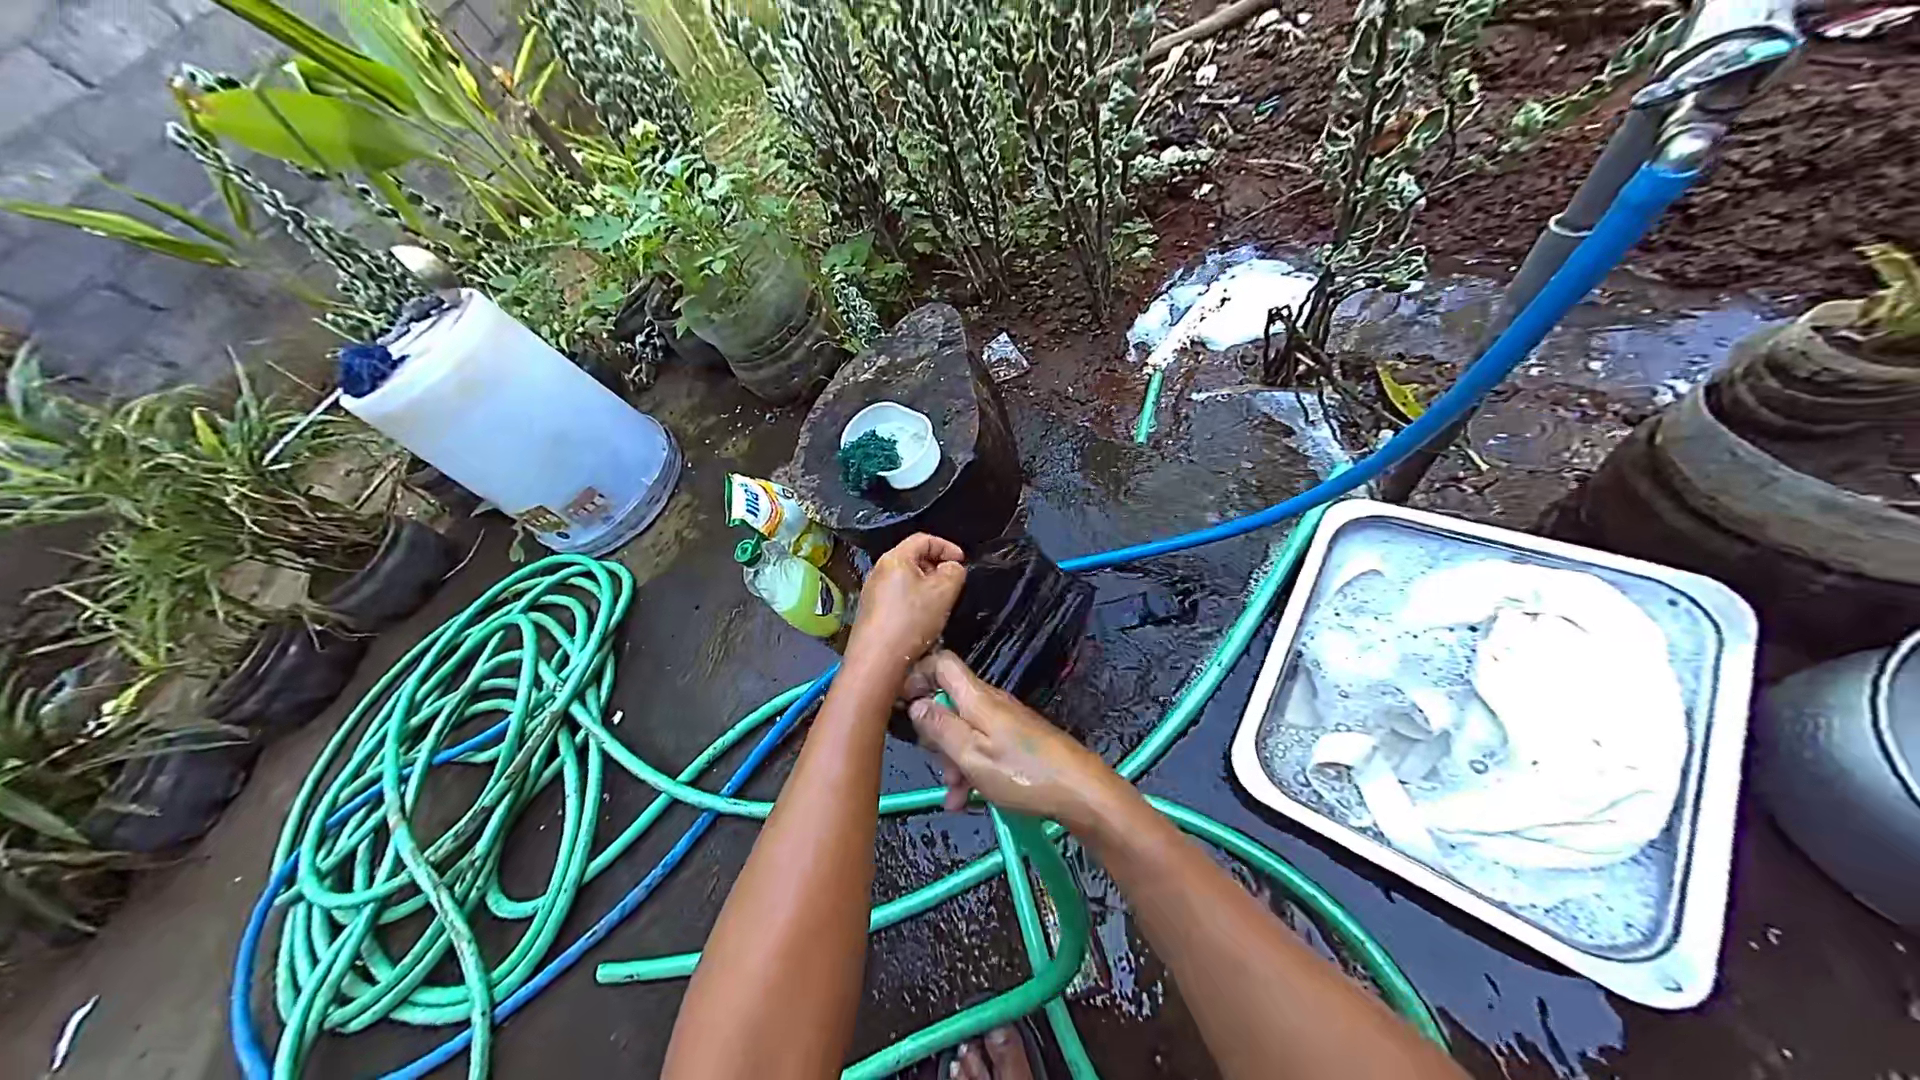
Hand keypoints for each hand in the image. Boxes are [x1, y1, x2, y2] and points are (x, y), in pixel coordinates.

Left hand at [845, 533, 966, 673]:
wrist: (877, 660)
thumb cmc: (911, 621)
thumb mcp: (944, 592)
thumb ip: (954, 572)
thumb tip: (952, 567)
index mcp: (895, 558)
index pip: (924, 539)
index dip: (947, 546)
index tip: (962, 561)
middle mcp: (879, 571)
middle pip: (913, 558)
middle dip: (937, 566)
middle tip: (953, 583)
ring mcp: (872, 592)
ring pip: (906, 579)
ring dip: (927, 586)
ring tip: (940, 603)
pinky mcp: (872, 612)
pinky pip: (898, 596)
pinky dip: (914, 600)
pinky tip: (922, 619)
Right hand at [904, 650, 1128, 827]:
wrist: (1080, 792)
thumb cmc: (1022, 773)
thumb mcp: (971, 755)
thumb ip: (940, 727)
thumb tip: (915, 703)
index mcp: (977, 697)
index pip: (942, 663)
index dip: (917, 675)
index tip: (900, 702)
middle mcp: (990, 702)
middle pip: (949, 701)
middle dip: (934, 732)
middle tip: (935, 764)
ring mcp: (1005, 722)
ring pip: (964, 731)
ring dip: (953, 760)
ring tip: (955, 795)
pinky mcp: (1016, 741)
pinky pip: (982, 748)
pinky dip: (972, 769)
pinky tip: (968, 800)